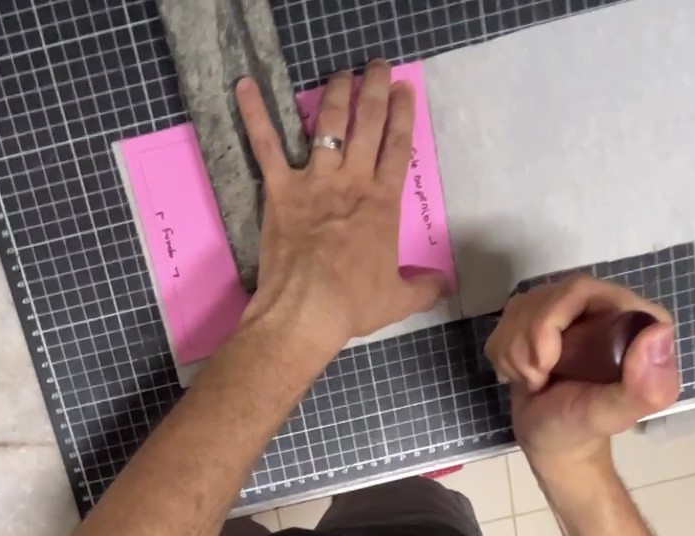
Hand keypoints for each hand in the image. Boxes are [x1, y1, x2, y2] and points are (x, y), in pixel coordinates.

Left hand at [234, 61, 444, 360]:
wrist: (308, 309)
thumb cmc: (353, 304)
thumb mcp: (398, 299)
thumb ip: (424, 288)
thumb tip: (448, 286)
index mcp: (382, 203)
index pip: (397, 148)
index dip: (402, 116)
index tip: (404, 91)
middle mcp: (352, 182)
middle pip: (367, 124)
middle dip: (375, 90)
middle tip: (377, 67)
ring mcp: (315, 181)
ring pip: (328, 125)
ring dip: (336, 94)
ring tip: (341, 74)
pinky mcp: (281, 190)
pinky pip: (267, 147)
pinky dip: (254, 115)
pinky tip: (246, 88)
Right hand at [485, 276, 679, 480]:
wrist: (550, 442)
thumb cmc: (581, 428)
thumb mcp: (615, 413)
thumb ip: (645, 384)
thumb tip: (659, 332)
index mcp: (631, 318)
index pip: (578, 290)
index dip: (549, 322)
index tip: (545, 365)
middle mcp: (600, 308)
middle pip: (543, 298)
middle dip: (527, 343)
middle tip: (536, 378)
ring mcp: (566, 315)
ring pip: (520, 309)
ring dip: (514, 354)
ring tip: (534, 381)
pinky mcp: (536, 325)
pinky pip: (505, 322)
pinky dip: (503, 356)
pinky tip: (523, 375)